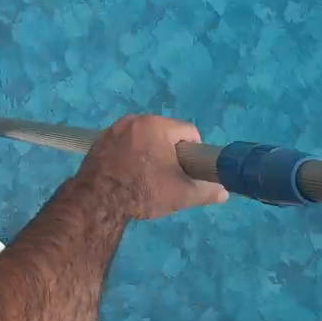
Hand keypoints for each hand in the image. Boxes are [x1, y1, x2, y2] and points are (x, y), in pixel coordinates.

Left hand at [74, 115, 226, 220]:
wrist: (98, 200)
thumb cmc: (144, 190)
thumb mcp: (182, 194)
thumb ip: (206, 191)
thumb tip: (223, 191)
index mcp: (156, 125)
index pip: (188, 131)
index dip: (195, 151)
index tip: (189, 170)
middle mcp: (134, 119)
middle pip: (164, 132)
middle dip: (171, 151)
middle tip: (169, 175)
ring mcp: (113, 128)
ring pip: (143, 137)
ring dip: (150, 151)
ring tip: (148, 176)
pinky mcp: (99, 140)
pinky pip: (124, 142)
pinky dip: (130, 153)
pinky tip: (128, 173)